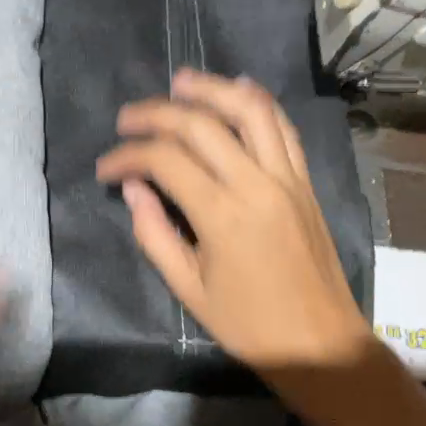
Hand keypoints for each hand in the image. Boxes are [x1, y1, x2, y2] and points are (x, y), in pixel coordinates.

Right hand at [95, 69, 373, 379]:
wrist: (320, 343)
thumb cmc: (248, 324)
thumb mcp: (188, 290)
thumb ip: (154, 235)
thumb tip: (133, 190)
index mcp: (222, 215)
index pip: (165, 161)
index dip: (127, 157)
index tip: (105, 170)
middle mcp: (256, 183)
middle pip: (201, 125)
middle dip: (157, 114)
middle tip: (126, 118)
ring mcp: (287, 177)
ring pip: (249, 110)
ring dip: (211, 89)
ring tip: (179, 81)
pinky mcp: (305, 181)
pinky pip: (283, 128)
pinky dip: (258, 102)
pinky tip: (238, 88)